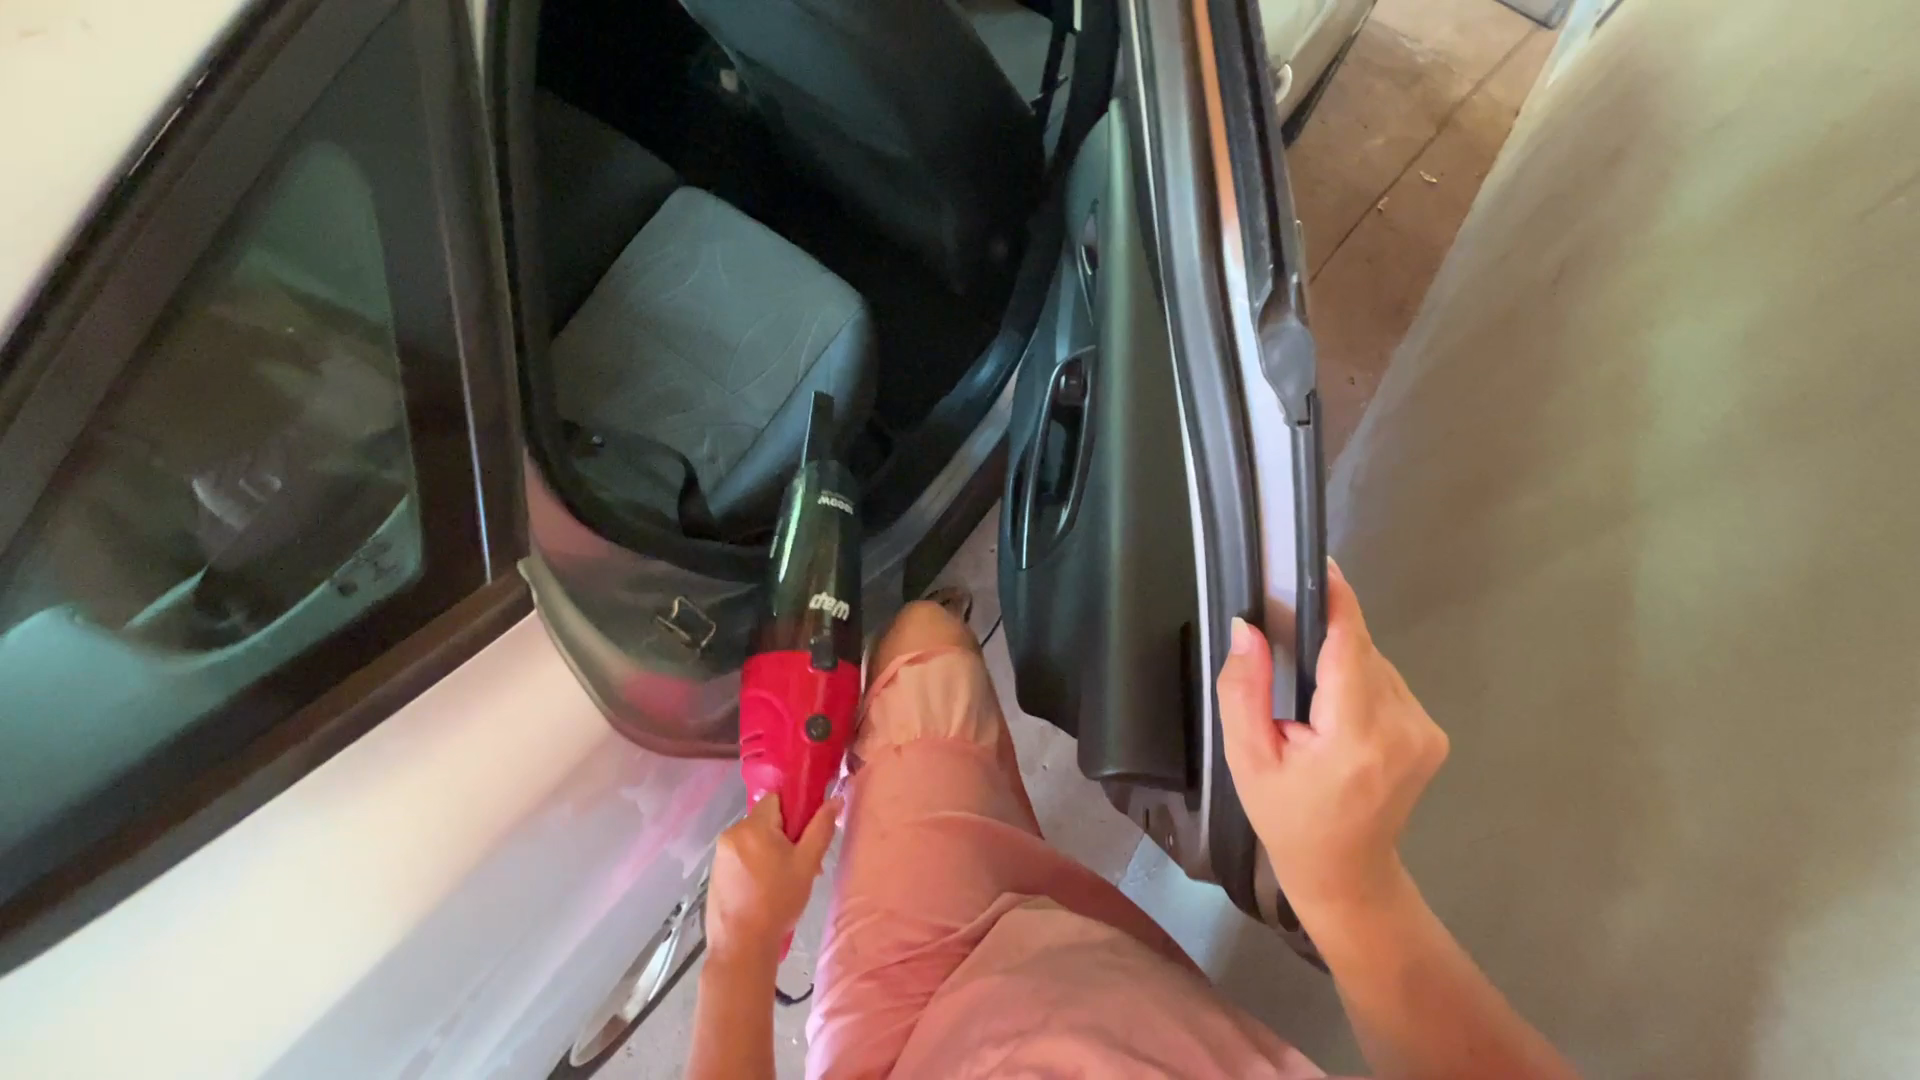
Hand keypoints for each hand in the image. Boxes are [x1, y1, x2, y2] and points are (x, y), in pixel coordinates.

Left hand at [705, 794, 839, 964]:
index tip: (804, 836)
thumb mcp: (807, 863)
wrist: (741, 948)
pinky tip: (764, 891)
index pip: (777, 799)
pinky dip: (754, 866)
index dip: (795, 812)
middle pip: (765, 821)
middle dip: (785, 836)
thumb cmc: (777, 902)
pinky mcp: (715, 874)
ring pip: (753, 840)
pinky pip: (740, 857)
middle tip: (801, 864)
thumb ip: (821, 828)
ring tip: (784, 881)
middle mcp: (731, 834)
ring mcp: (720, 856)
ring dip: (770, 852)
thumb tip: (834, 800)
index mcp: (752, 826)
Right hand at [1217, 561, 1447, 918]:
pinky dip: (1357, 681)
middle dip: (1323, 640)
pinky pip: (1388, 682)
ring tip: (1307, 695)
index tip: (1318, 565)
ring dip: (1340, 662)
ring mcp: (1426, 731)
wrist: (1345, 873)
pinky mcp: (1432, 733)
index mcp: (1357, 737)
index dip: (1337, 602)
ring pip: (1376, 663)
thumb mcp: (1246, 757)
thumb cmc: (1286, 817)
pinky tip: (1334, 710)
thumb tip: (1247, 628)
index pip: (1350, 648)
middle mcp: (1405, 728)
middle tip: (1282, 650)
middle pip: (1360, 651)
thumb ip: (1243, 690)